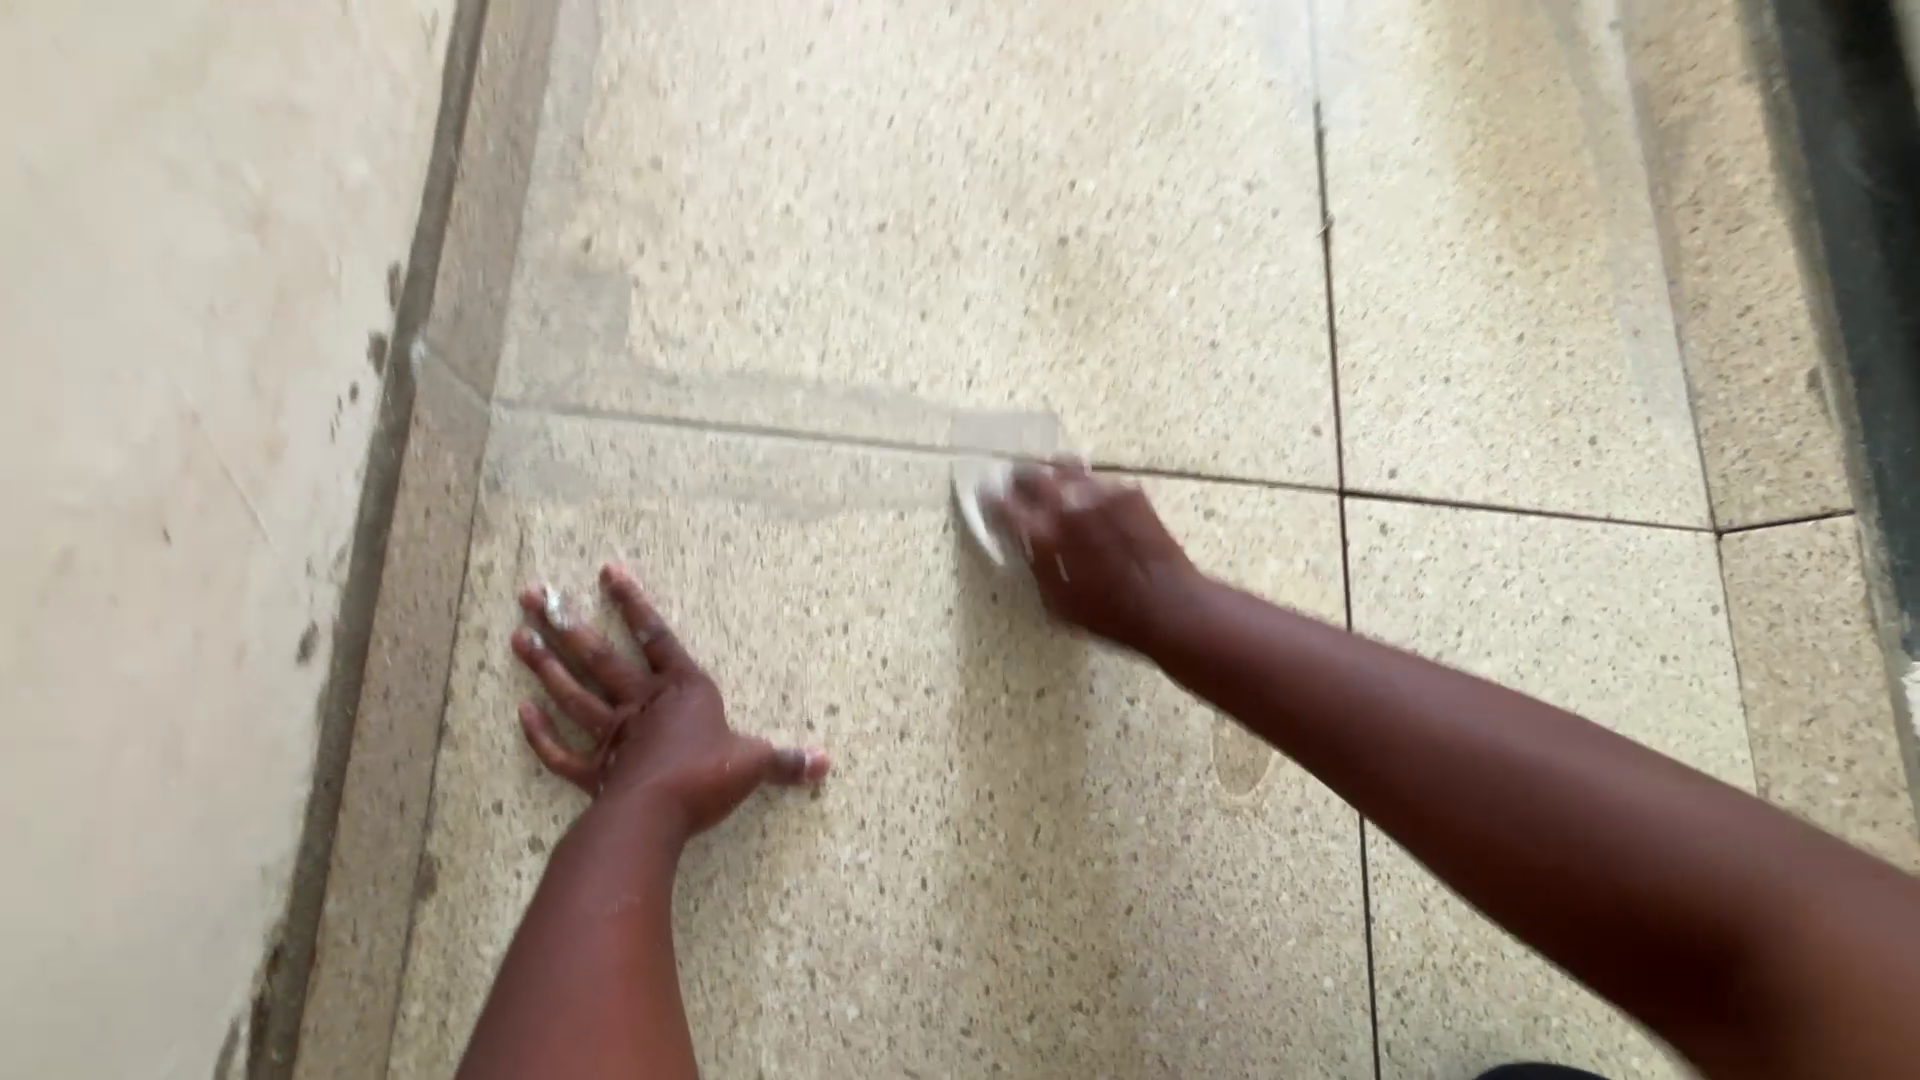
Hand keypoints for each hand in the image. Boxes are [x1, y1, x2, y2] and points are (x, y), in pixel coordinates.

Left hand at [510, 563, 829, 841]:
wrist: (655, 817)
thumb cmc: (705, 778)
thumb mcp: (755, 763)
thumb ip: (786, 760)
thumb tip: (826, 764)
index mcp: (682, 691)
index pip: (657, 636)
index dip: (633, 603)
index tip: (607, 570)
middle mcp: (641, 704)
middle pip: (599, 658)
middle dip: (566, 623)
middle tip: (532, 594)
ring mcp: (612, 736)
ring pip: (573, 694)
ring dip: (545, 667)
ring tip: (518, 636)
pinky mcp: (594, 771)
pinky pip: (561, 751)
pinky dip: (540, 733)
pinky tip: (520, 711)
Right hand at [986, 459, 1202, 651]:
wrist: (1169, 604)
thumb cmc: (1108, 615)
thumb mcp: (1055, 602)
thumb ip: (1034, 563)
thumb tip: (1024, 541)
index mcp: (1044, 536)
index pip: (1003, 504)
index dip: (991, 500)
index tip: (988, 498)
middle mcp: (1068, 505)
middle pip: (1032, 473)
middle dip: (1019, 479)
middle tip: (1016, 486)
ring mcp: (1100, 492)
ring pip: (1064, 467)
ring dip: (1052, 475)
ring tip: (1052, 487)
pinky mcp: (1128, 490)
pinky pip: (1095, 479)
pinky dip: (1085, 486)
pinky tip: (1090, 502)